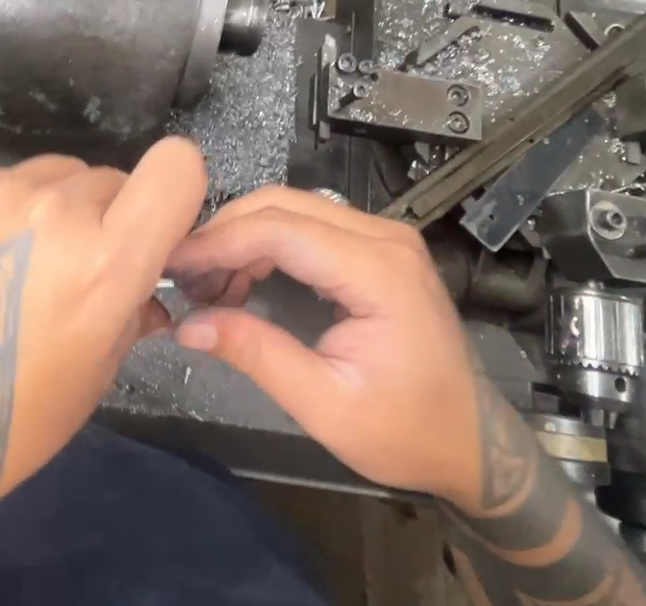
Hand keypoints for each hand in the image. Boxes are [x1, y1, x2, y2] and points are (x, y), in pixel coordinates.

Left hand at [0, 138, 206, 526]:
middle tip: (75, 270)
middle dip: (106, 218)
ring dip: (55, 210)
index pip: (175, 167)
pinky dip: (5, 213)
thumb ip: (133, 308)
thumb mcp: (96, 371)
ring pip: (55, 175)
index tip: (154, 227)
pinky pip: (1, 184)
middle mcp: (52, 211)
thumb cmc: (10, 420)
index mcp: (104, 261)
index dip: (175, 190)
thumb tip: (148, 288)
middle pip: (110, 178)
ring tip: (19, 267)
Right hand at [164, 186, 482, 503]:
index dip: (219, 243)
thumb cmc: (406, 431)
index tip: (173, 265)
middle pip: (281, 205)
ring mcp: (383, 237)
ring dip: (242, 237)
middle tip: (184, 277)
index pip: (279, 230)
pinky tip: (242, 280)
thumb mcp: (325, 405)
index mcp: (378, 272)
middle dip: (224, 234)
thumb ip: (255, 354)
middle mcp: (383, 237)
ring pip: (291, 208)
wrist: (472, 440)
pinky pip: (308, 225)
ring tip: (208, 286)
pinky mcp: (376, 247)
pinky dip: (266, 244)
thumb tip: (186, 324)